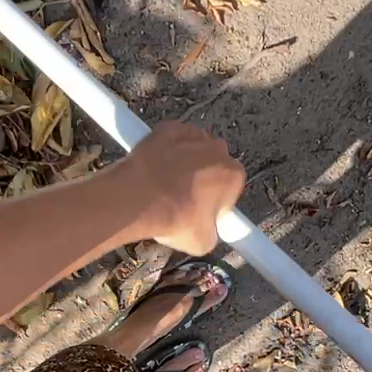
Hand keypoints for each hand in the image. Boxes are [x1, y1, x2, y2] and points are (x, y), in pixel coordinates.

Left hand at [108, 121, 244, 254]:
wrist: (138, 199)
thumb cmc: (174, 219)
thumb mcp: (202, 242)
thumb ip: (211, 233)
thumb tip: (205, 232)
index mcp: (233, 175)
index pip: (231, 189)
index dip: (218, 203)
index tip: (204, 214)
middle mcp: (217, 150)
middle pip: (214, 166)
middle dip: (203, 181)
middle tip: (184, 203)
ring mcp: (192, 135)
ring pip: (193, 150)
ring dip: (184, 165)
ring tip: (165, 189)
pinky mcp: (167, 129)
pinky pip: (171, 139)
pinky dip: (166, 151)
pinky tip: (155, 170)